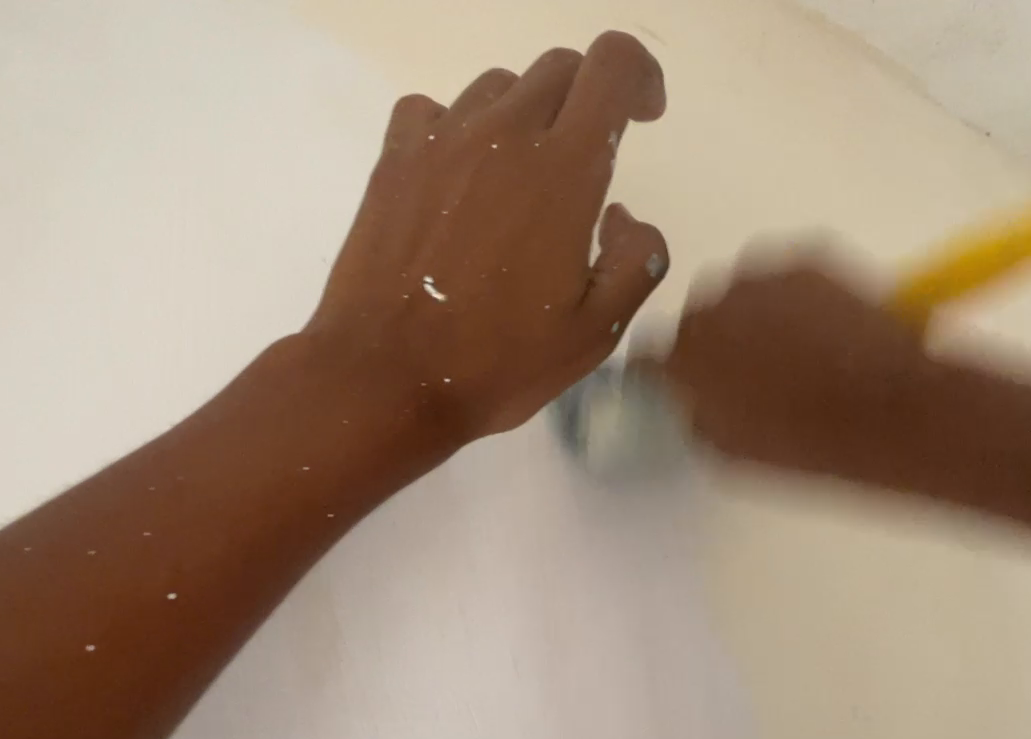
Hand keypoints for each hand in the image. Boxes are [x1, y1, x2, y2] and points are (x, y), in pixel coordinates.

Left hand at [306, 32, 670, 442]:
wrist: (388, 380)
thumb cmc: (498, 364)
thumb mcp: (595, 333)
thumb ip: (636, 262)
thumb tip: (622, 218)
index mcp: (563, 172)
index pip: (612, 66)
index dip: (639, 76)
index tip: (643, 116)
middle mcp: (503, 136)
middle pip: (557, 70)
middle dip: (587, 101)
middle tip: (585, 162)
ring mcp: (440, 142)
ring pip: (497, 88)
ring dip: (524, 118)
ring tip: (519, 182)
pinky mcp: (393, 161)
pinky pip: (432, 111)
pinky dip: (458, 130)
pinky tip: (459, 180)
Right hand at [649, 260, 932, 474]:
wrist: (884, 408)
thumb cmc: (799, 441)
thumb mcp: (727, 448)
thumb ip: (697, 413)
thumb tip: (694, 399)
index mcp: (683, 356)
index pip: (650, 357)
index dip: (664, 372)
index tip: (679, 385)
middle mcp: (710, 305)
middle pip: (700, 319)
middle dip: (718, 341)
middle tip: (751, 372)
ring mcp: (761, 276)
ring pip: (744, 293)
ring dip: (756, 315)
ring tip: (793, 349)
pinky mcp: (808, 258)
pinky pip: (787, 279)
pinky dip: (797, 299)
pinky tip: (824, 330)